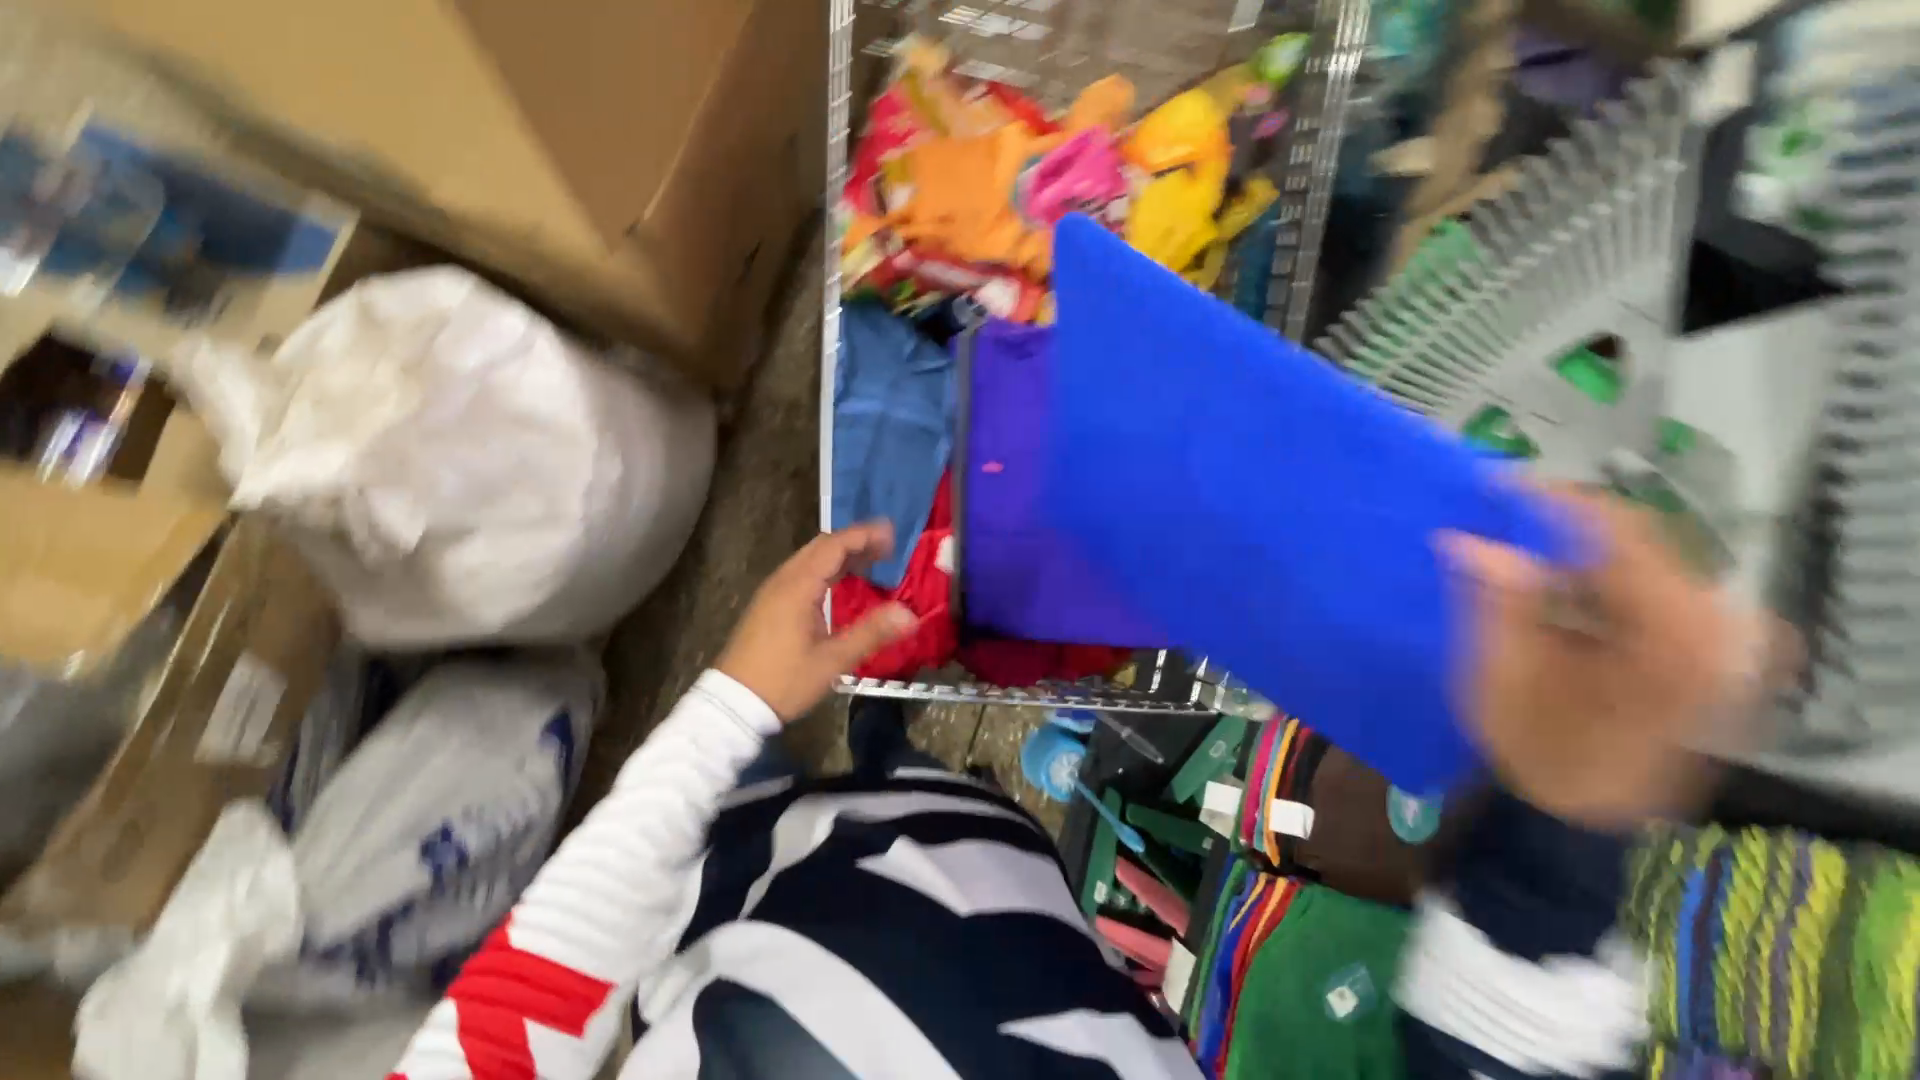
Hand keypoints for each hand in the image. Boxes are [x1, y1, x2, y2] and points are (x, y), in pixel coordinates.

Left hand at [717, 522, 917, 721]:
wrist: (734, 703)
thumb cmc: (784, 680)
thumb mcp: (833, 660)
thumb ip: (871, 633)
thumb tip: (911, 615)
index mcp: (798, 586)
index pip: (834, 546)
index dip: (864, 536)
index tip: (893, 535)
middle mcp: (783, 581)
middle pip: (821, 547)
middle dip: (855, 542)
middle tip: (887, 549)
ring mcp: (772, 592)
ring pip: (809, 559)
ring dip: (840, 555)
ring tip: (870, 564)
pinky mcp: (768, 606)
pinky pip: (800, 573)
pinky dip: (825, 569)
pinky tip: (840, 585)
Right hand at [1440, 491, 1795, 828]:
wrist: (1588, 816)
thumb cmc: (1538, 752)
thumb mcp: (1501, 681)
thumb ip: (1494, 604)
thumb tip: (1465, 539)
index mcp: (1666, 635)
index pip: (1617, 531)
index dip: (1552, 501)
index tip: (1491, 488)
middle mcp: (1709, 627)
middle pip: (1631, 540)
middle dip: (1558, 529)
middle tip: (1493, 528)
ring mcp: (1715, 637)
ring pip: (1640, 558)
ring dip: (1574, 552)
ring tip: (1513, 560)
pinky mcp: (1706, 646)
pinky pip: (1650, 584)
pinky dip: (1597, 577)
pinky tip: (1553, 593)